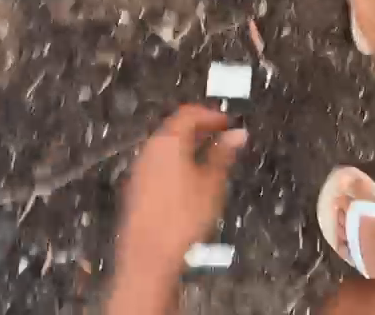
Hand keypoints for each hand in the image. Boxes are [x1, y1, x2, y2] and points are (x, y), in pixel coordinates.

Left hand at [115, 105, 246, 274]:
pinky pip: (159, 163)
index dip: (211, 115)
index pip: (189, 114)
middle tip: (221, 138)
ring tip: (210, 159)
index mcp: (168, 141)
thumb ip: (223, 154)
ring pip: (166, 146)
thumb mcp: (211, 183)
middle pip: (175, 128)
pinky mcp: (136, 189)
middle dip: (200, 129)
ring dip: (188, 146)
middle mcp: (151, 149)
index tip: (228, 123)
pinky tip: (190, 180)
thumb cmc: (184, 216)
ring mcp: (140, 170)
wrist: (147, 259)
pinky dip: (176, 161)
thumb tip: (238, 133)